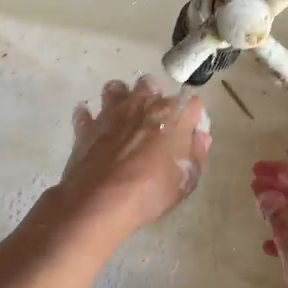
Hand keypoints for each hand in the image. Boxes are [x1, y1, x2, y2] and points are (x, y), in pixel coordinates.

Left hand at [44, 76, 209, 243]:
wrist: (101, 201)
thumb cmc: (152, 191)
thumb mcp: (187, 180)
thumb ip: (197, 154)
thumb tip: (200, 137)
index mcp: (173, 114)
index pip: (192, 104)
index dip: (193, 120)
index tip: (190, 137)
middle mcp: (143, 104)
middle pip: (152, 86)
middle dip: (155, 100)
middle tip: (156, 124)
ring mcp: (111, 112)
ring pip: (116, 89)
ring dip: (121, 99)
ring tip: (124, 118)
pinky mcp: (87, 126)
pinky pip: (86, 114)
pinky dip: (90, 119)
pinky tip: (95, 129)